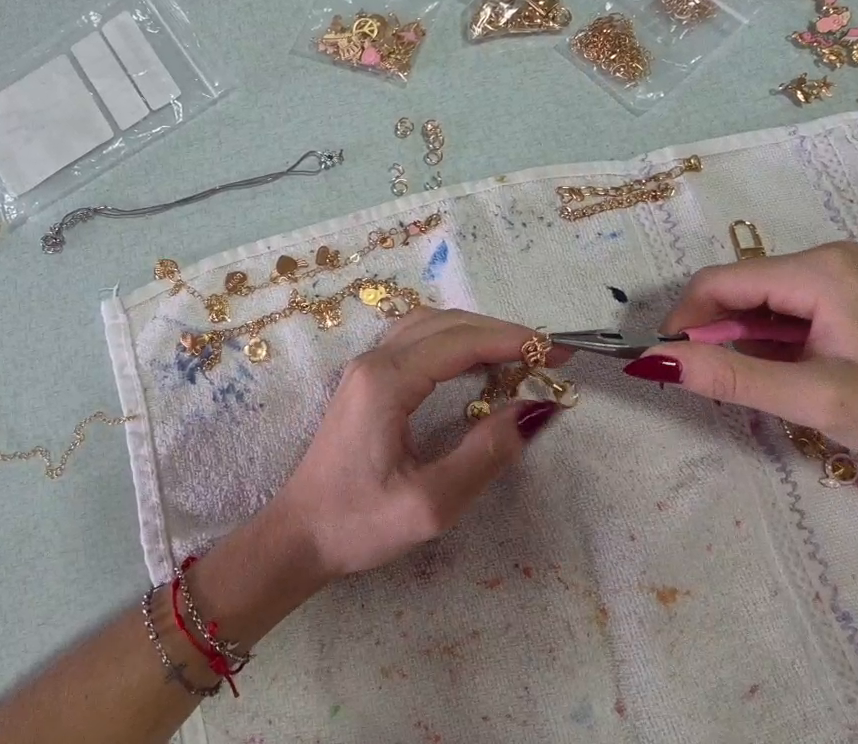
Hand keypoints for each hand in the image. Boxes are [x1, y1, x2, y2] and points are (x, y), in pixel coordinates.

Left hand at [262, 308, 567, 580]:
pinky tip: (474, 362)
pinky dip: (452, 341)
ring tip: (520, 355)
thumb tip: (533, 410)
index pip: (461, 341)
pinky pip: (414, 341)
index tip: (558, 352)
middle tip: (548, 354)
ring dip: (475, 332)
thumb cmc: (359, 524)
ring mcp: (364, 369)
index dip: (513, 341)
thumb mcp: (432, 503)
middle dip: (500, 332)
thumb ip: (484, 454)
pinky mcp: (364, 383)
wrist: (299, 535)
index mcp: (387, 382)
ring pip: (427, 325)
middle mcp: (373, 363)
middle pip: (446, 323)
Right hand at [634, 241, 857, 478]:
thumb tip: (650, 360)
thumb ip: (730, 376)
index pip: (719, 282)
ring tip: (767, 383)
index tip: (671, 365)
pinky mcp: (850, 294)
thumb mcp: (816, 400)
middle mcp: (828, 258)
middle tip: (720, 383)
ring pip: (757, 300)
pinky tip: (791, 372)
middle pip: (737, 288)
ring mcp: (842, 274)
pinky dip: (769, 340)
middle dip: (715, 332)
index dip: (684, 322)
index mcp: (820, 270)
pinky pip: (783, 308)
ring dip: (742, 339)